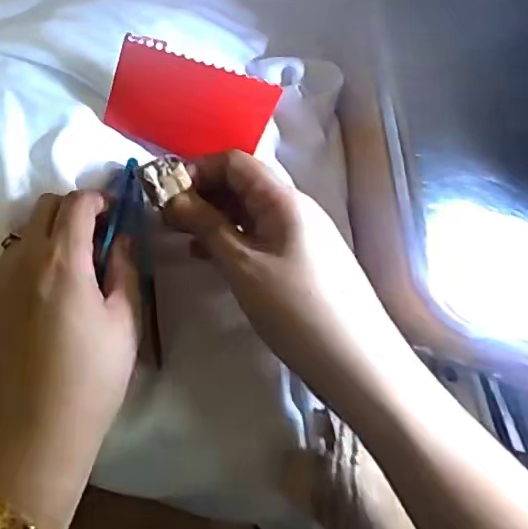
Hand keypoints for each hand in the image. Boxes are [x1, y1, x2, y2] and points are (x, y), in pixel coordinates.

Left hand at [0, 190, 139, 528]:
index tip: (118, 216)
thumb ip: (124, 268)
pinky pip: (14, 252)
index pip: (77, 201)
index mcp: (61, 259)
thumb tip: (122, 237)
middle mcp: (25, 257)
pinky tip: (53, 285)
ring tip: (77, 262)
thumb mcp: (125, 323)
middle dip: (75, 208)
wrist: (33, 432)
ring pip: (27, 226)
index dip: (101, 199)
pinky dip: (35, 250)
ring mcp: (2, 276)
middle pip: (47, 204)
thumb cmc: (90, 378)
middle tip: (100, 235)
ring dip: (53, 228)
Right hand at [163, 152, 412, 412]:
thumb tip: (173, 196)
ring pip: (249, 210)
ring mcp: (301, 233)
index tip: (165, 192)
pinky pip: (260, 234)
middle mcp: (294, 206)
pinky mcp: (303, 259)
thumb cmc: (298, 311)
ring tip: (181, 237)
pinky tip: (210, 258)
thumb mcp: (243, 267)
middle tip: (167, 217)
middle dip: (202, 193)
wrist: (363, 367)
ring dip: (214, 217)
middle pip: (242, 183)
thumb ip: (207, 226)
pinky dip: (232, 238)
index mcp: (283, 198)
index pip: (235, 161)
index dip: (198, 169)